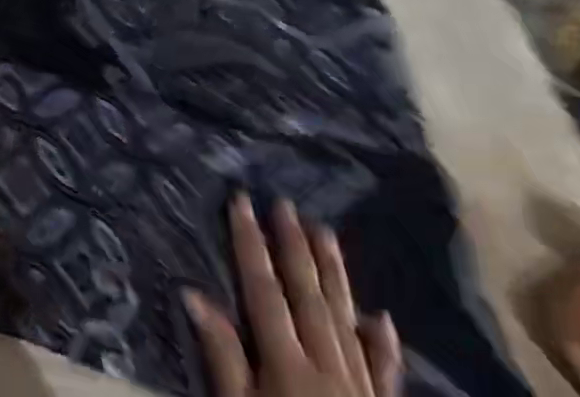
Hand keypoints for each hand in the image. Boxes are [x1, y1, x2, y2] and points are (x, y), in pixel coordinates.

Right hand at [185, 195, 403, 396]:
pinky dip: (382, 341)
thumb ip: (223, 355)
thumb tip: (194, 292)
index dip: (250, 243)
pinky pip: (385, 369)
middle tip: (285, 202)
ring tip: (326, 232)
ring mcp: (360, 387)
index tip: (241, 202)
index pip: (264, 289)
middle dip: (293, 246)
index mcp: (288, 363)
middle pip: (308, 296)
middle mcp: (328, 365)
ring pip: (346, 318)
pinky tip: (379, 315)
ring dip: (334, 274)